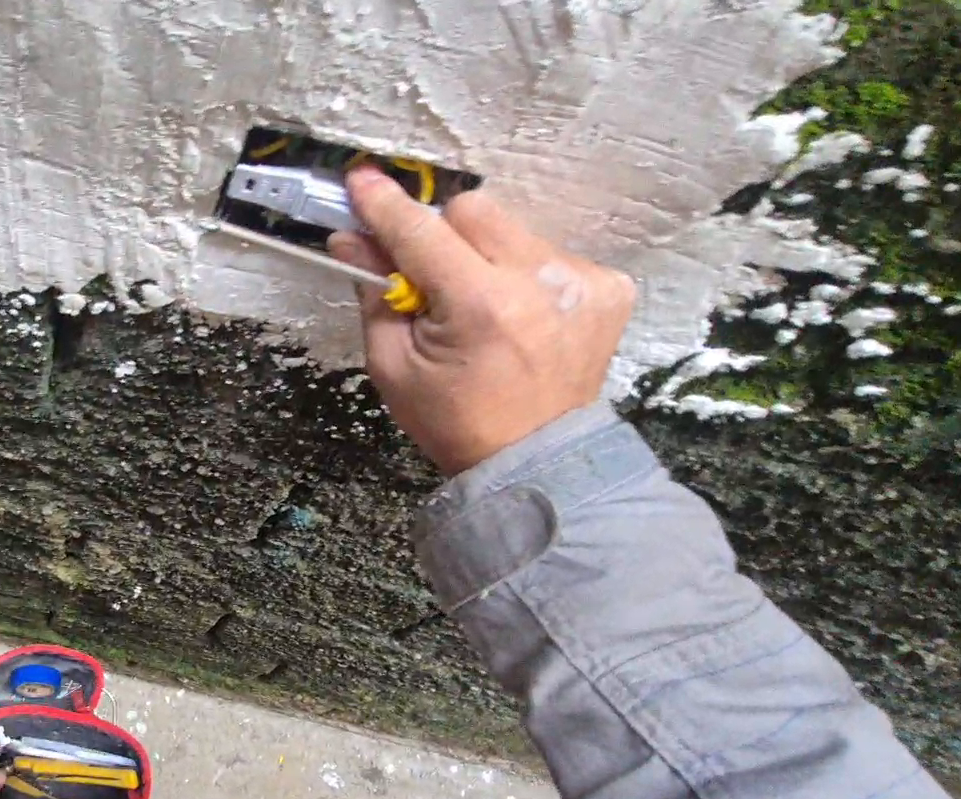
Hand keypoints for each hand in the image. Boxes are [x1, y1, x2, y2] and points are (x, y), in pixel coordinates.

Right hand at [326, 168, 636, 475]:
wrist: (530, 458)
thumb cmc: (450, 419)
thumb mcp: (392, 366)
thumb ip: (374, 296)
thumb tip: (352, 242)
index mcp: (480, 306)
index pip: (422, 234)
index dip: (386, 206)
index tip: (361, 178)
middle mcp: (539, 280)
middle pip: (473, 210)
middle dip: (439, 235)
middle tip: (426, 280)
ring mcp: (582, 279)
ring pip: (511, 227)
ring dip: (479, 253)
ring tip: (476, 306)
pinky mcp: (608, 285)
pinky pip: (546, 250)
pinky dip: (519, 272)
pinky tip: (515, 315)